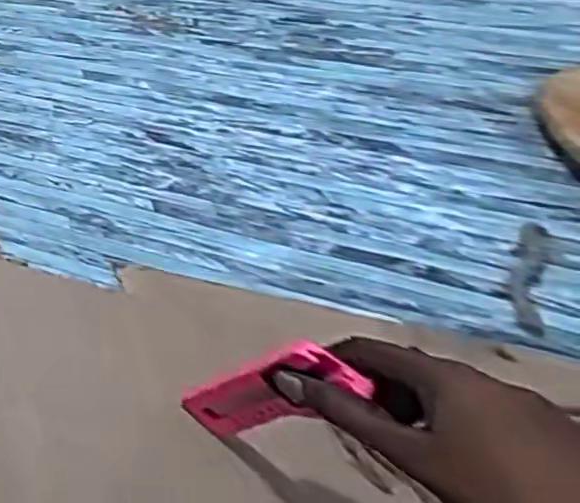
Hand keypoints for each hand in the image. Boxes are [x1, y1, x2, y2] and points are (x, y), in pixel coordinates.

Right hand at [275, 337, 579, 502]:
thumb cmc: (490, 487)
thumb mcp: (410, 454)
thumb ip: (344, 412)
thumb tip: (284, 377)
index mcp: (444, 375)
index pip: (366, 349)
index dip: (332, 363)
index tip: (315, 387)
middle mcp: (484, 378)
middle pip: (408, 370)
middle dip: (379, 392)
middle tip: (370, 426)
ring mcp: (529, 404)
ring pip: (449, 392)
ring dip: (420, 409)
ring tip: (420, 447)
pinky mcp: (558, 431)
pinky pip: (488, 411)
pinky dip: (461, 423)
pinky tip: (470, 458)